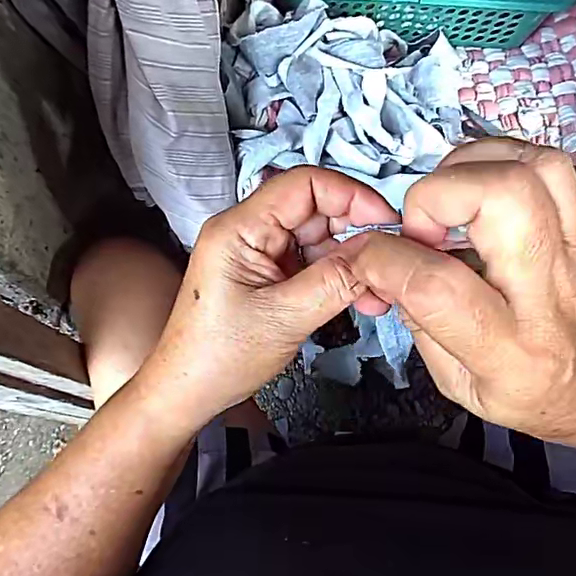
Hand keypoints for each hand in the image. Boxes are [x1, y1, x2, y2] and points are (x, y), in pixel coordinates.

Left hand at [135, 167, 397, 426]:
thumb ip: (335, 281)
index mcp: (240, 228)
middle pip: (317, 209)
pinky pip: (313, 262)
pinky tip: (360, 298)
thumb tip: (378, 253)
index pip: (305, 183)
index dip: (351, 196)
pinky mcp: (269, 272)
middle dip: (357, 233)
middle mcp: (249, 230)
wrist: (188, 391)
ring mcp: (260, 251)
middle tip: (386, 262)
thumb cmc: (217, 357)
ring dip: (353, 261)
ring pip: (320, 238)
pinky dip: (340, 277)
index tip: (385, 221)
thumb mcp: (285, 318)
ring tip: (377, 293)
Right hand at [334, 140, 575, 447]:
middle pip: (504, 198)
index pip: (439, 285)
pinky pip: (550, 164)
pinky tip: (474, 184)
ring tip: (446, 199)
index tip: (367, 256)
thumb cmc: (532, 394)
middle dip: (438, 194)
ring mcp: (569, 250)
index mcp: (509, 350)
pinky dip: (500, 157)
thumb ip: (417, 323)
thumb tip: (384, 266)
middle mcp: (546, 292)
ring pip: (534, 168)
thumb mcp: (458, 385)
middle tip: (421, 226)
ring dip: (470, 166)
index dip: (385, 259)